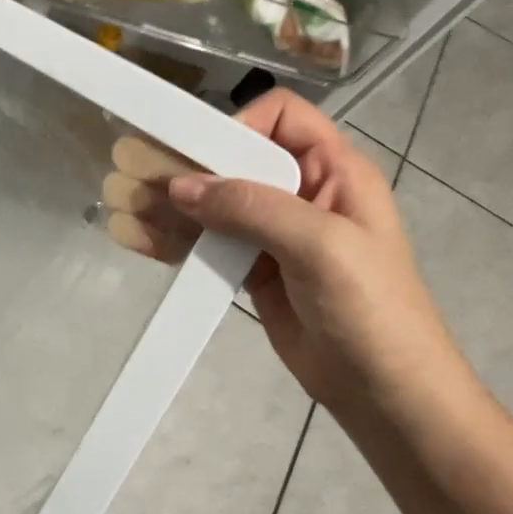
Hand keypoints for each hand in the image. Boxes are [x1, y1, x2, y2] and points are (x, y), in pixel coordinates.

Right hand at [102, 89, 468, 413]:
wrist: (388, 396)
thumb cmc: (371, 309)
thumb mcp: (320, 246)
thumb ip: (252, 208)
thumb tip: (180, 186)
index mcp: (334, 170)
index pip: (282, 117)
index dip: (241, 124)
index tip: (202, 154)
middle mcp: (303, 192)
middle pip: (237, 159)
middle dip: (187, 164)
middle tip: (135, 172)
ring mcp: (275, 233)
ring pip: (216, 202)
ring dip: (172, 203)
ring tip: (124, 204)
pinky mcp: (255, 270)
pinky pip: (209, 243)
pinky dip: (176, 239)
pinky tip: (140, 239)